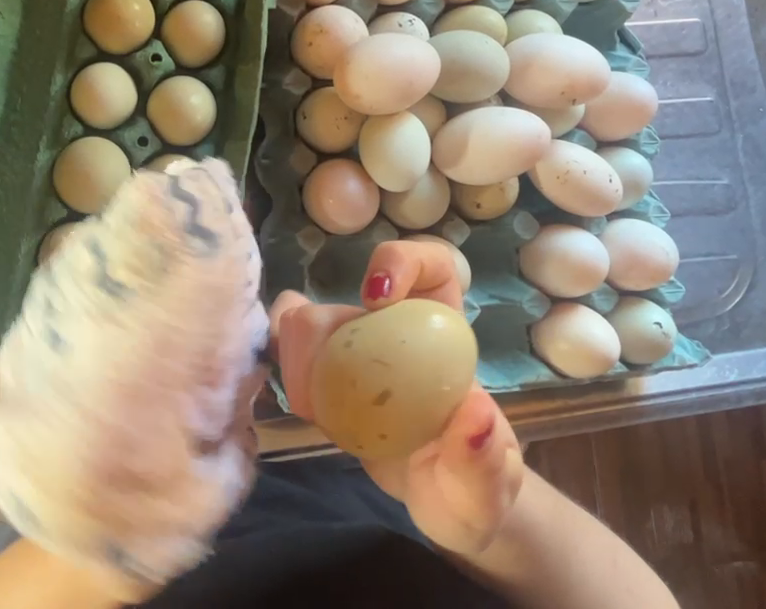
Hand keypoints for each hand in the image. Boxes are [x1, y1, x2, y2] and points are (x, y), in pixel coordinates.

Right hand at [269, 240, 524, 557]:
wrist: (438, 503)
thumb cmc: (469, 487)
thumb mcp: (488, 487)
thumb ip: (485, 458)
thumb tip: (473, 410)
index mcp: (441, 332)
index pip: (428, 263)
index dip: (399, 262)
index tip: (376, 300)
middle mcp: (390, 327)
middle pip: (338, 299)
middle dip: (317, 335)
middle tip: (321, 399)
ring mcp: (348, 345)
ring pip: (299, 319)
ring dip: (293, 361)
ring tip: (313, 412)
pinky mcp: (317, 367)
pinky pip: (281, 343)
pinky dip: (278, 364)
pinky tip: (297, 405)